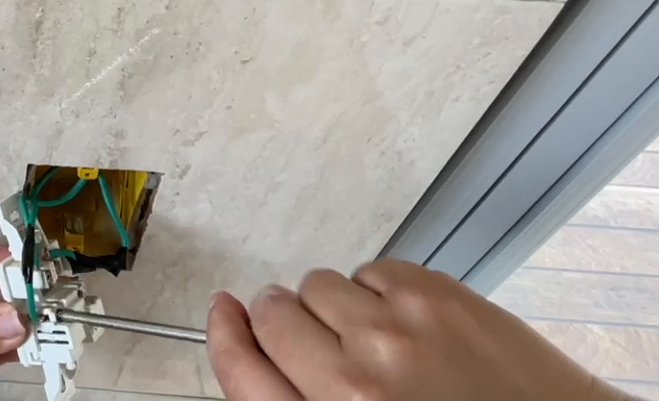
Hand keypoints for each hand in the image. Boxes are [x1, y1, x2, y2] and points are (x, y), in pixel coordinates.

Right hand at [206, 259, 637, 400]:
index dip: (226, 336)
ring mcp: (394, 335)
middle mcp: (353, 389)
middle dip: (289, 324)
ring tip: (388, 345)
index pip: (243, 371)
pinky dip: (383, 293)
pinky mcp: (433, 295)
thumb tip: (250, 340)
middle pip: (273, 315)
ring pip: (317, 284)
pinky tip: (418, 330)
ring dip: (339, 308)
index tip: (225, 313)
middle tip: (329, 348)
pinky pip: (369, 269)